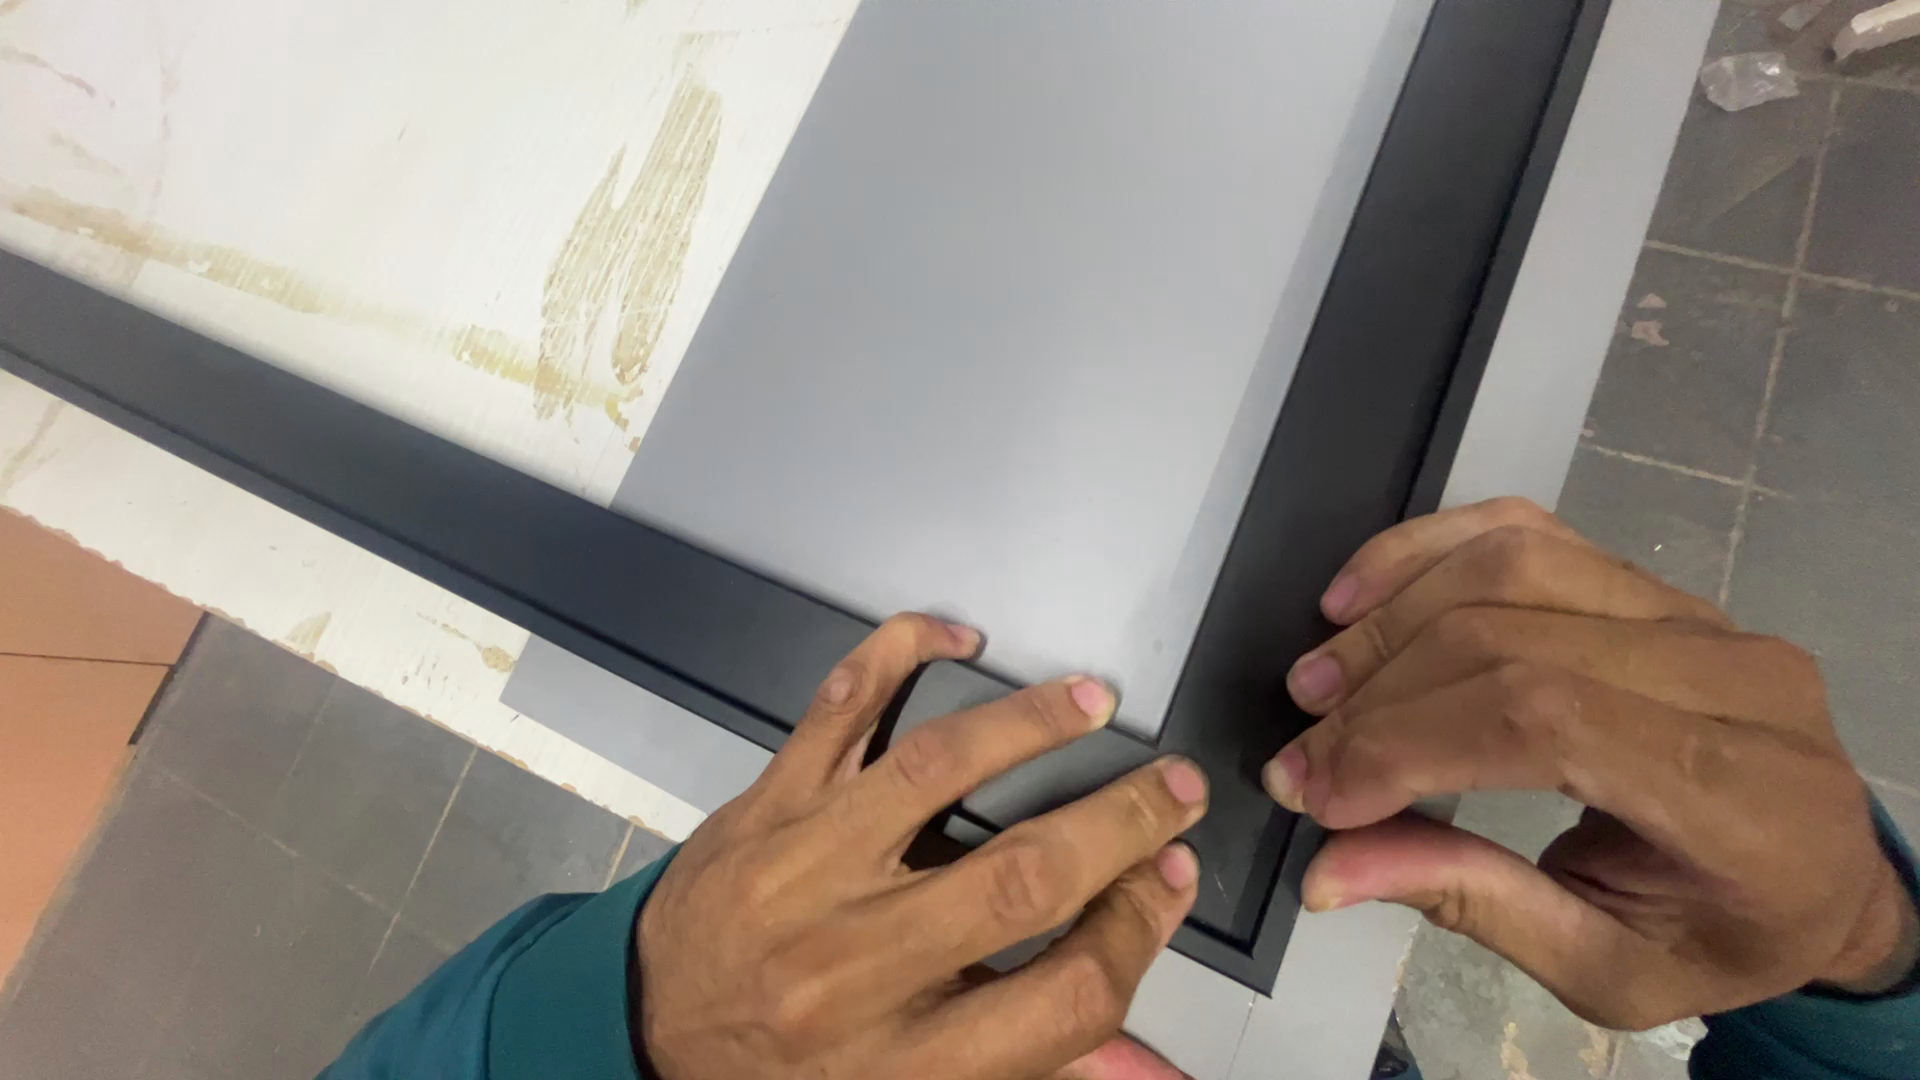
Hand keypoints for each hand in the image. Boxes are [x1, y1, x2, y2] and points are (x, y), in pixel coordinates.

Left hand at [638, 614, 1207, 1079]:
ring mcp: (806, 863)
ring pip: (932, 771)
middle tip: (1174, 786)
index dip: (1141, 931)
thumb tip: (1166, 1077)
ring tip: (1090, 699)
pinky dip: (896, 654)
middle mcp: (856, 960)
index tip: (1172, 876)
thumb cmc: (789, 1070)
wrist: (648, 1026)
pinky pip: (838, 708)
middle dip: (1119, 824)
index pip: (1063, 998)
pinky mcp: (772, 800)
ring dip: (1027, 726)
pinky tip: (952, 637)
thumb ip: (1039, 1071)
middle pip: (1019, 880)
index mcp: (903, 1062)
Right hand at [1263, 498, 1919, 1029]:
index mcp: (1745, 795)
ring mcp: (1685, 609)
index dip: (1403, 745)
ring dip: (1383, 621)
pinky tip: (1351, 599)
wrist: (1806, 868)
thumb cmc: (1713, 929)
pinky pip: (1510, 528)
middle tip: (1300, 752)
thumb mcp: (1604, 963)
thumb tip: (1323, 870)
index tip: (1315, 793)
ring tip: (1314, 679)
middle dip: (1371, 698)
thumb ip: (1466, 902)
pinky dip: (1412, 553)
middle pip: (1502, 639)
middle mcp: (1731, 678)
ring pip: (1501, 565)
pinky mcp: (1634, 577)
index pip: (1541, 723)